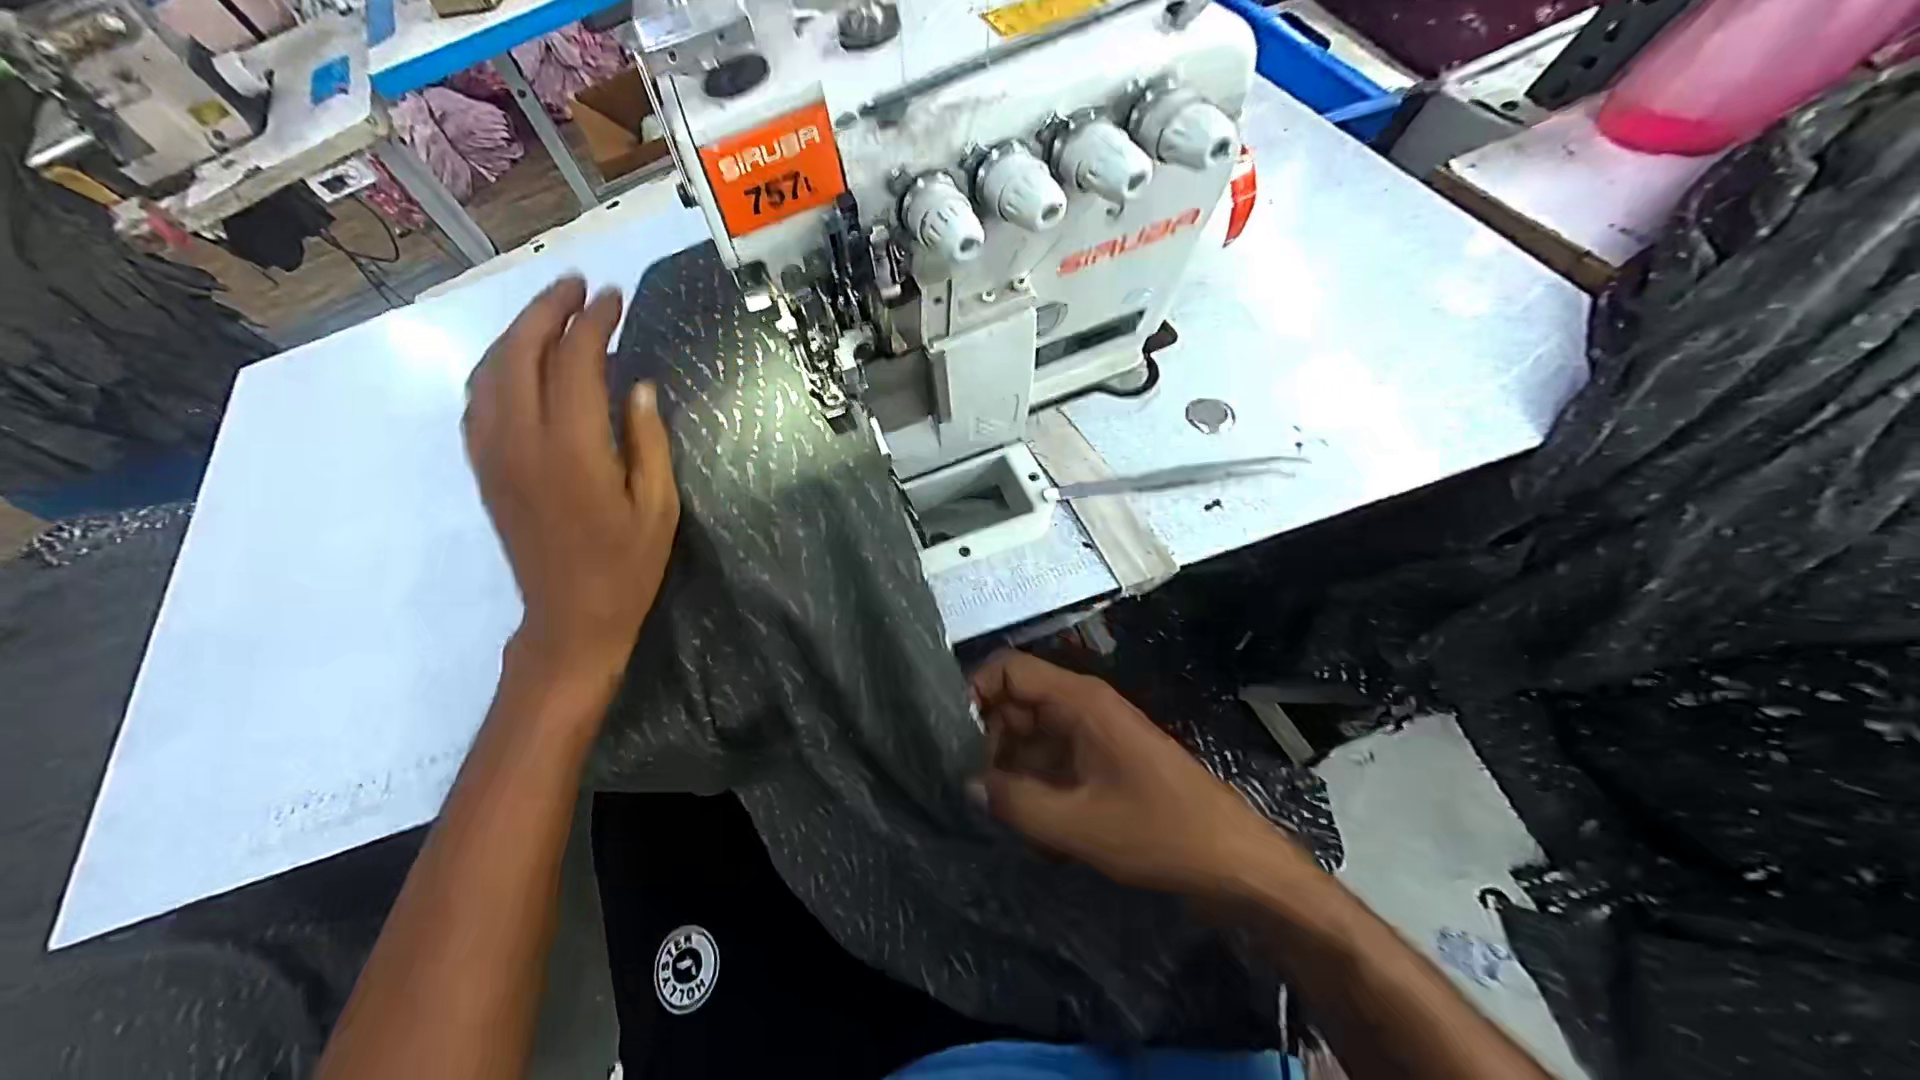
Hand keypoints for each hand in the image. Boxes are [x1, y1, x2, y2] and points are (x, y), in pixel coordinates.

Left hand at [464, 276, 678, 686]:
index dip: (594, 323)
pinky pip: (478, 399)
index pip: (575, 363)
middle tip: (578, 286)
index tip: (614, 298)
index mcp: (574, 450)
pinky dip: (497, 366)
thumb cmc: (628, 566)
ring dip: (517, 331)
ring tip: (550, 311)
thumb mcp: (659, 506)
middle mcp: (523, 441)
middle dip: (548, 310)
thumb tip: (639, 386)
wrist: (571, 616)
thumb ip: (649, 441)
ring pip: (490, 370)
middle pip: (521, 353)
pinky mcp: (484, 467)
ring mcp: (494, 453)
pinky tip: (519, 360)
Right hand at [971, 649, 1308, 896]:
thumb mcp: (1075, 822)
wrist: (1232, 859)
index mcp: (1078, 700)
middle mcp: (1082, 706)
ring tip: (998, 810)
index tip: (951, 737)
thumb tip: (966, 783)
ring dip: (1010, 767)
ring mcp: (1093, 733)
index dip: (975, 692)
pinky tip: (1029, 822)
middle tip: (972, 786)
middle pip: (1015, 702)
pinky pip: (1052, 758)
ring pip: (1031, 733)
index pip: (1008, 669)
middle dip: (988, 740)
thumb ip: (1012, 800)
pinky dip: (1034, 782)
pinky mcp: (1101, 760)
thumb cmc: (1157, 830)